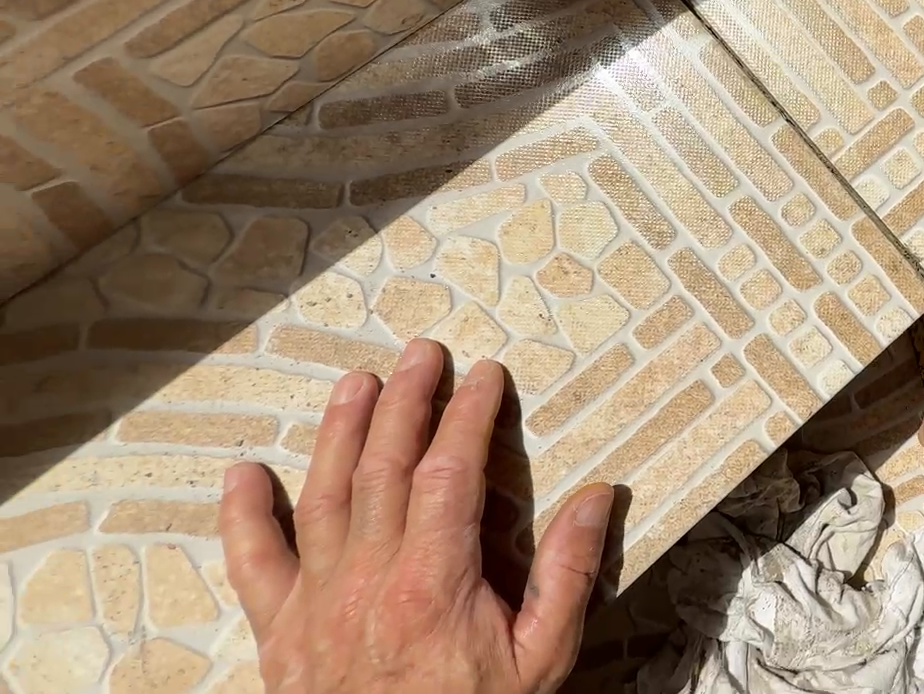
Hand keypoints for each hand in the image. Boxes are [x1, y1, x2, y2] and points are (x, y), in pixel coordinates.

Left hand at [220, 338, 614, 693]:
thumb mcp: (543, 656)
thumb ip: (569, 574)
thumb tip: (597, 495)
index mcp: (432, 583)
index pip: (449, 473)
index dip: (467, 414)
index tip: (485, 373)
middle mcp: (365, 582)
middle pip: (382, 469)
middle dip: (406, 402)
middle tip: (423, 351)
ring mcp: (314, 606)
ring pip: (323, 498)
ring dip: (339, 432)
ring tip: (357, 381)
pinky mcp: (280, 634)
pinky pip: (253, 566)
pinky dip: (243, 517)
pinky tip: (242, 473)